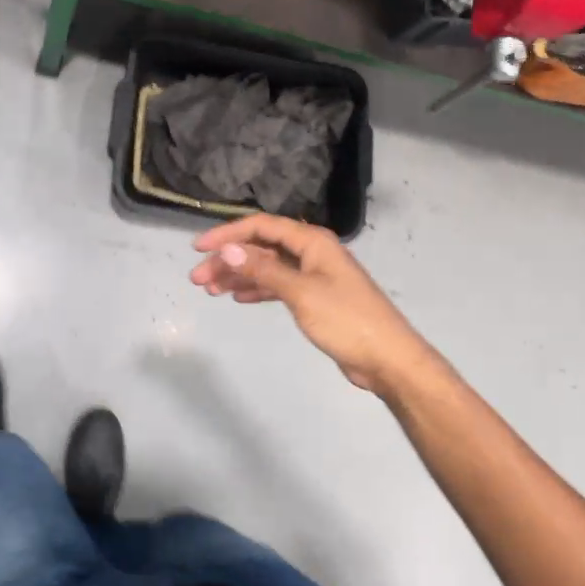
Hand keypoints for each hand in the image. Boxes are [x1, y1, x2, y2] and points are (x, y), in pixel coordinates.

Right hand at [190, 215, 439, 394]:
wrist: (387, 358)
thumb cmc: (346, 320)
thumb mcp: (300, 293)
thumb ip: (264, 270)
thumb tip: (228, 249)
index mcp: (312, 241)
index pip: (261, 227)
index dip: (228, 234)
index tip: (198, 247)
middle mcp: (311, 252)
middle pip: (262, 247)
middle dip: (229, 259)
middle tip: (198, 278)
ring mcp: (314, 275)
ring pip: (268, 267)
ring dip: (239, 275)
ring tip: (210, 290)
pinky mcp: (315, 299)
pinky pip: (278, 286)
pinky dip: (257, 289)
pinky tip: (238, 297)